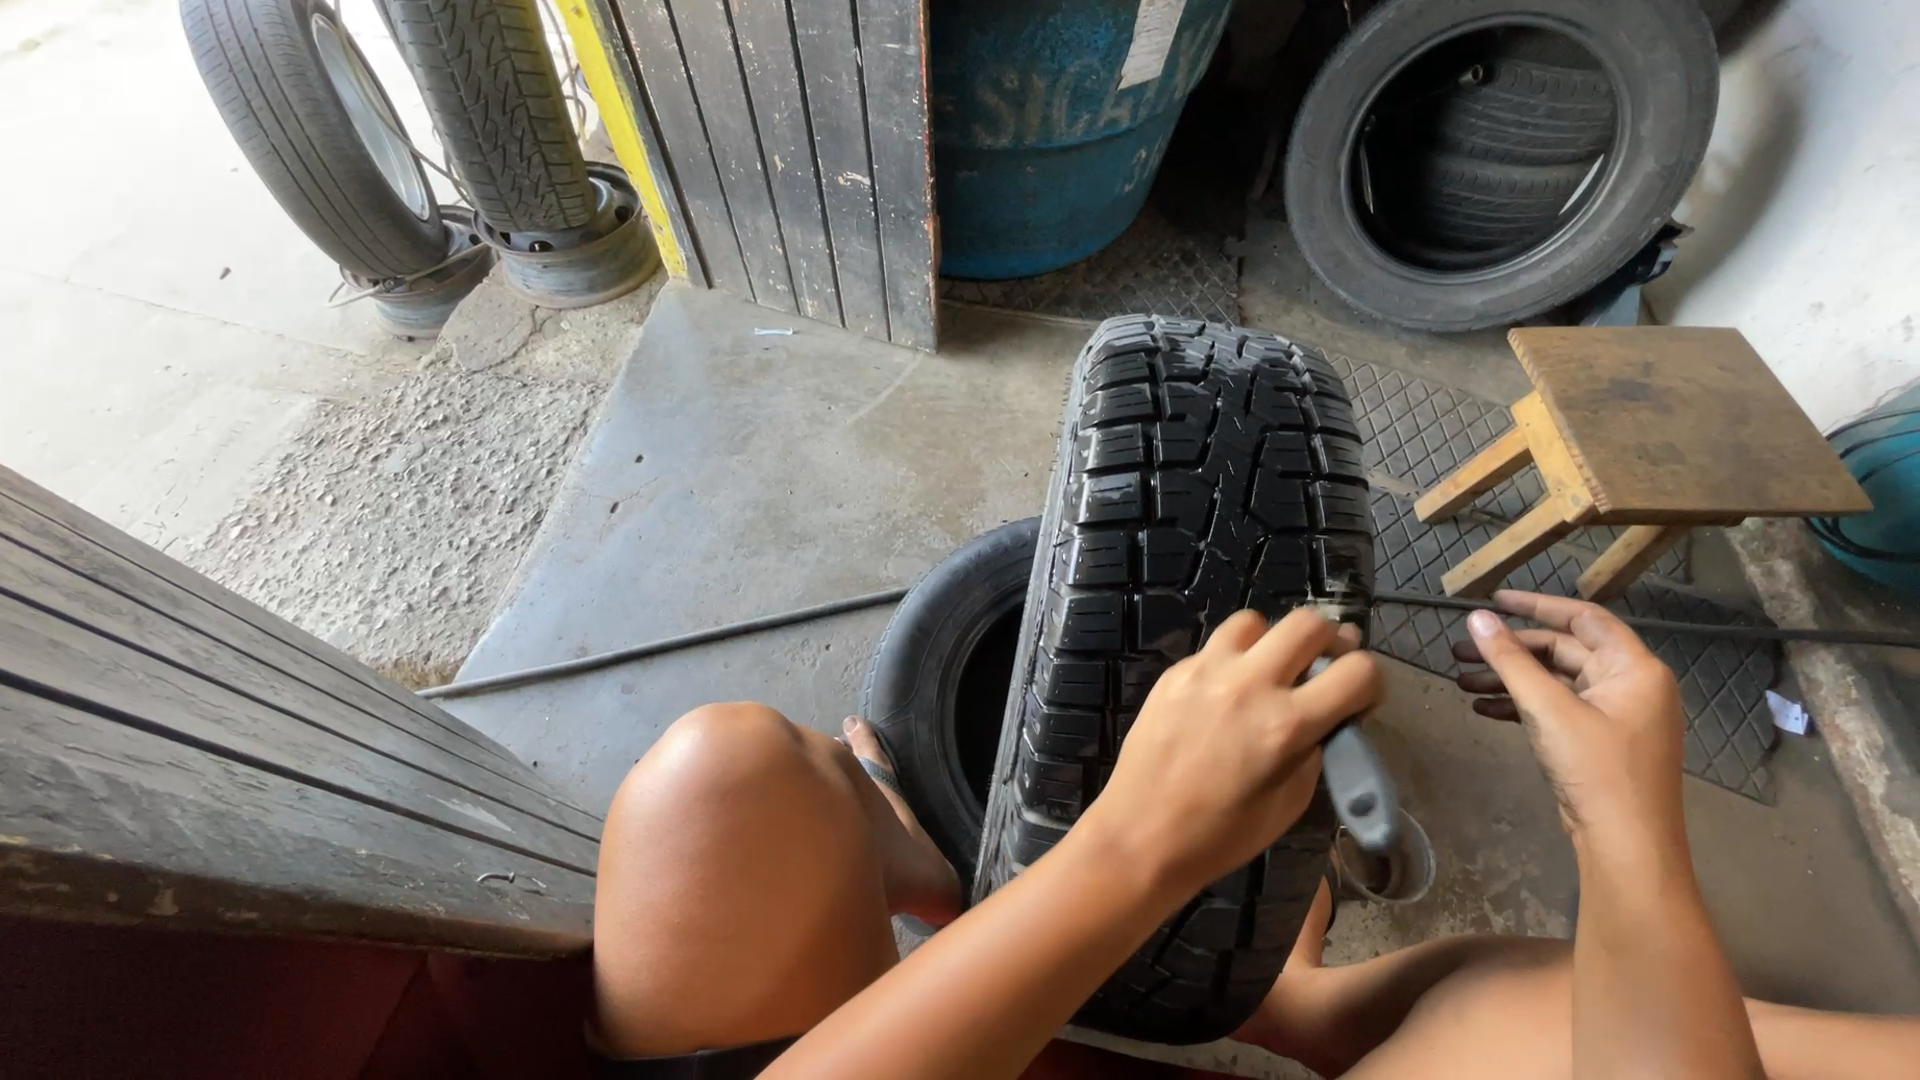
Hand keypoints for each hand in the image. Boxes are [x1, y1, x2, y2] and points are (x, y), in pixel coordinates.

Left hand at [1079, 609, 1379, 892]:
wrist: (1142, 830)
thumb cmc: (1223, 833)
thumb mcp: (1292, 799)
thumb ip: (1315, 745)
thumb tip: (1327, 712)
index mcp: (1286, 724)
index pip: (1359, 671)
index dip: (1370, 682)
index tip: (1357, 696)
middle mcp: (1248, 684)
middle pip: (1308, 622)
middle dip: (1327, 641)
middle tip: (1321, 666)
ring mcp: (1205, 671)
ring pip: (1254, 621)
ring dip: (1272, 641)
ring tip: (1269, 671)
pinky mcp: (1174, 671)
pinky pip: (1214, 646)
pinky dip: (1232, 659)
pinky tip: (1226, 690)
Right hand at [1451, 590, 1685, 851]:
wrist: (1626, 842)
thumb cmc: (1596, 768)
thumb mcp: (1547, 708)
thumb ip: (1510, 660)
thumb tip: (1476, 618)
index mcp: (1634, 669)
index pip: (1584, 618)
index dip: (1538, 605)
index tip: (1494, 600)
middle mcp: (1630, 685)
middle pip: (1562, 651)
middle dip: (1510, 650)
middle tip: (1460, 649)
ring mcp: (1614, 714)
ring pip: (1554, 681)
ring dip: (1508, 678)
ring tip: (1461, 681)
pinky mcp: (1597, 739)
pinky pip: (1555, 707)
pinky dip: (1520, 704)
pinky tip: (1483, 708)